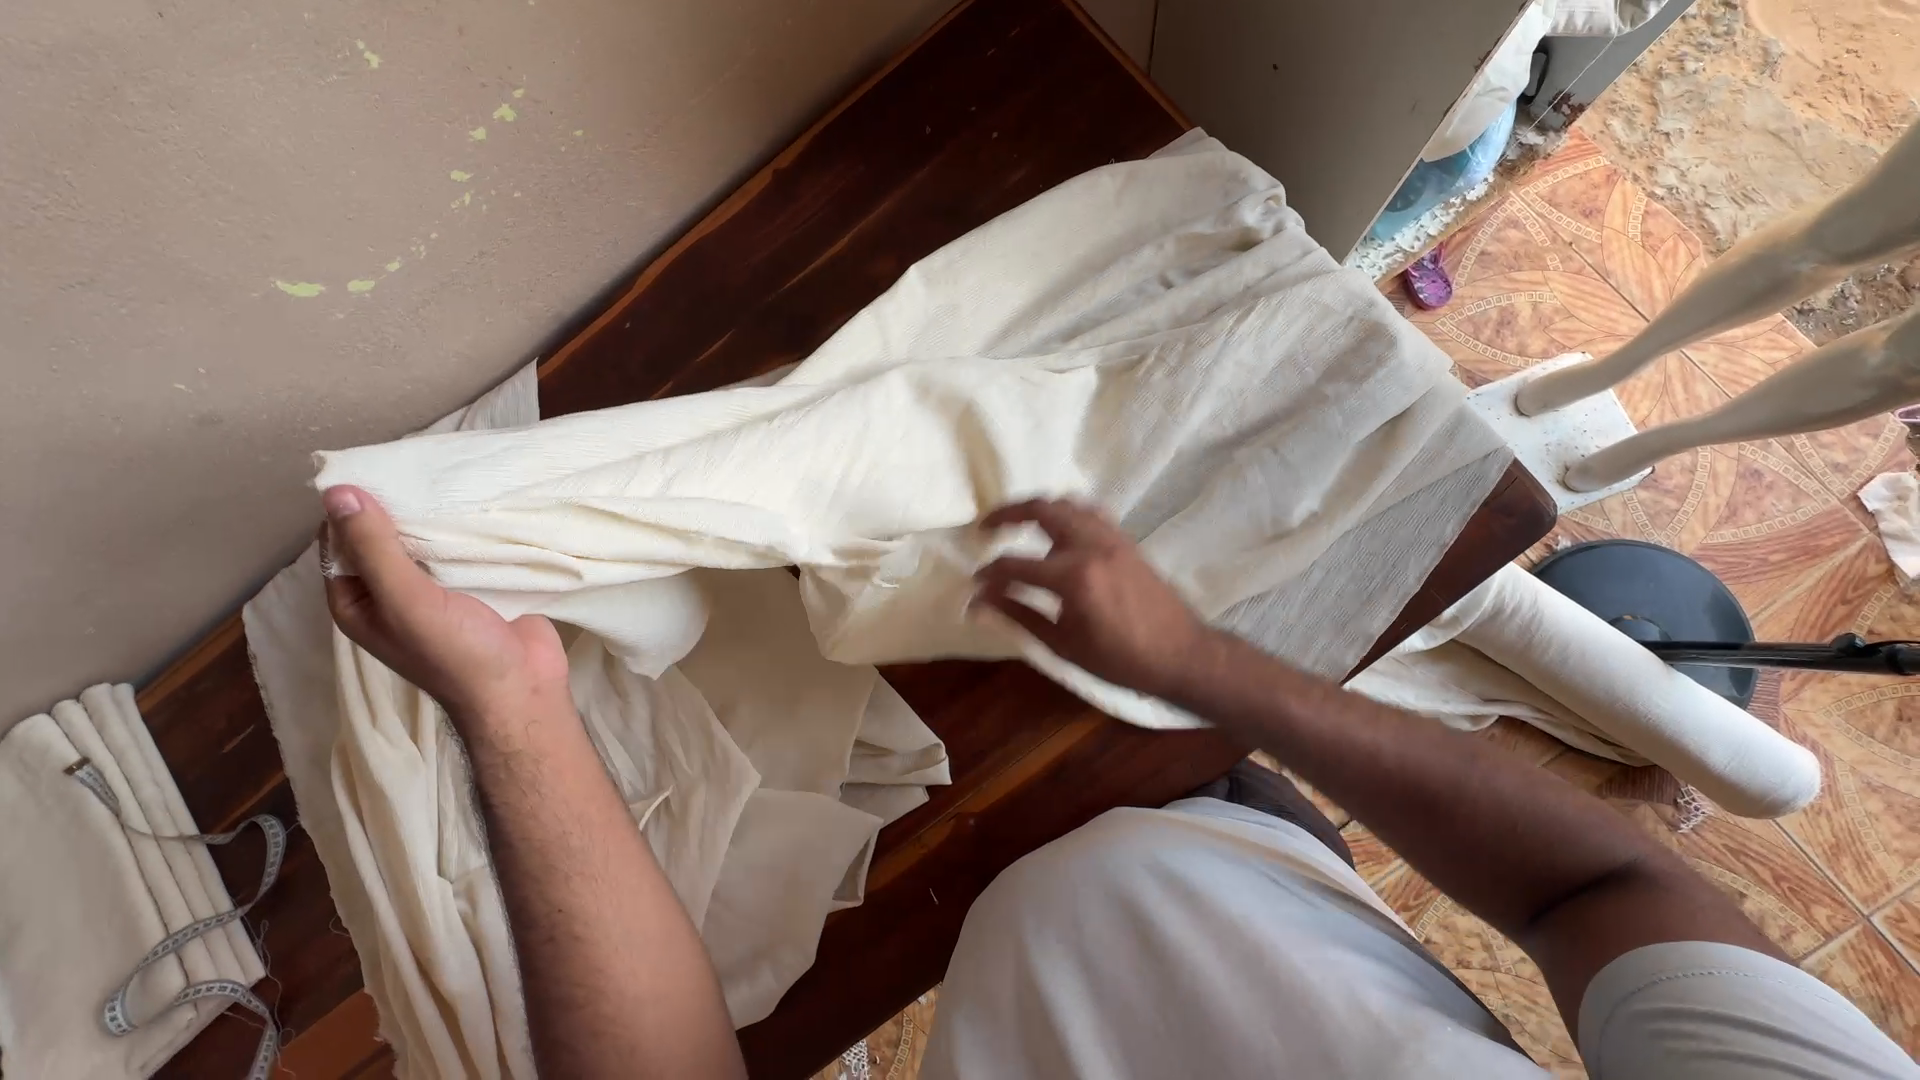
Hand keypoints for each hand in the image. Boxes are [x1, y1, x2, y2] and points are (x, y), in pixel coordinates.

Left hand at [320, 485, 573, 727]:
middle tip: (422, 470)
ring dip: (441, 519)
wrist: (523, 686)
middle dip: (401, 510)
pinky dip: (474, 533)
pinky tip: (485, 508)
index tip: (378, 473)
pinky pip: (469, 553)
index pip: (340, 544)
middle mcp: (394, 597)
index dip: (352, 510)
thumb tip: (338, 491)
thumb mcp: (406, 599)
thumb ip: (374, 548)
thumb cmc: (456, 652)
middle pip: (387, 540)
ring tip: (454, 480)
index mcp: (360, 603)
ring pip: (430, 545)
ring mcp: (440, 594)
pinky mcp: (481, 590)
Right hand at [971, 498, 1215, 699]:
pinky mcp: (1125, 540)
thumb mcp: (1063, 645)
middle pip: (1040, 509)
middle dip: (1006, 514)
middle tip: (987, 528)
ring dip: (1038, 509)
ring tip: (1019, 526)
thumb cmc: (1120, 660)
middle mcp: (1091, 545)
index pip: (1015, 564)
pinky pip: (1090, 512)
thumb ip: (1020, 615)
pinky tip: (1059, 533)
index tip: (975, 583)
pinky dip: (1067, 513)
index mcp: (1073, 576)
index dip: (989, 573)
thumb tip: (980, 601)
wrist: (1181, 655)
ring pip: (1066, 504)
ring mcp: (1112, 537)